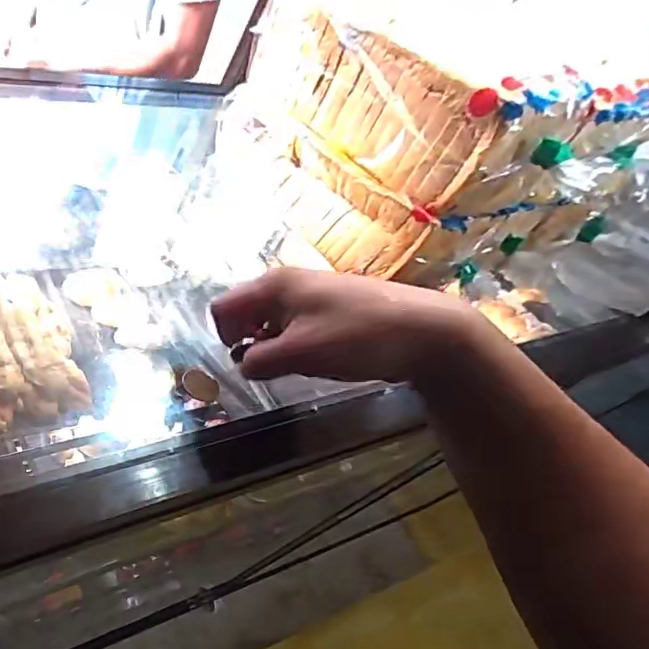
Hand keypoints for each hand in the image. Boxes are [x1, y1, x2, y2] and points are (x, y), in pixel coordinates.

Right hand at [210, 268, 495, 383]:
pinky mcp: (330, 309)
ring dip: (273, 347)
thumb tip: (242, 366)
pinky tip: (319, 358)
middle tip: (271, 366)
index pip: (223, 308)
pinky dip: (295, 345)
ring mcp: (311, 294)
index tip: (245, 360)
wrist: (426, 332)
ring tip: (299, 364)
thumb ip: (258, 361)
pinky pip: (294, 327)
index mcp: (274, 285)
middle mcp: (288, 283)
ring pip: (270, 323)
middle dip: (248, 342)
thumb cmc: (356, 337)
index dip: (224, 337)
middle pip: (245, 314)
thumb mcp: (298, 353)